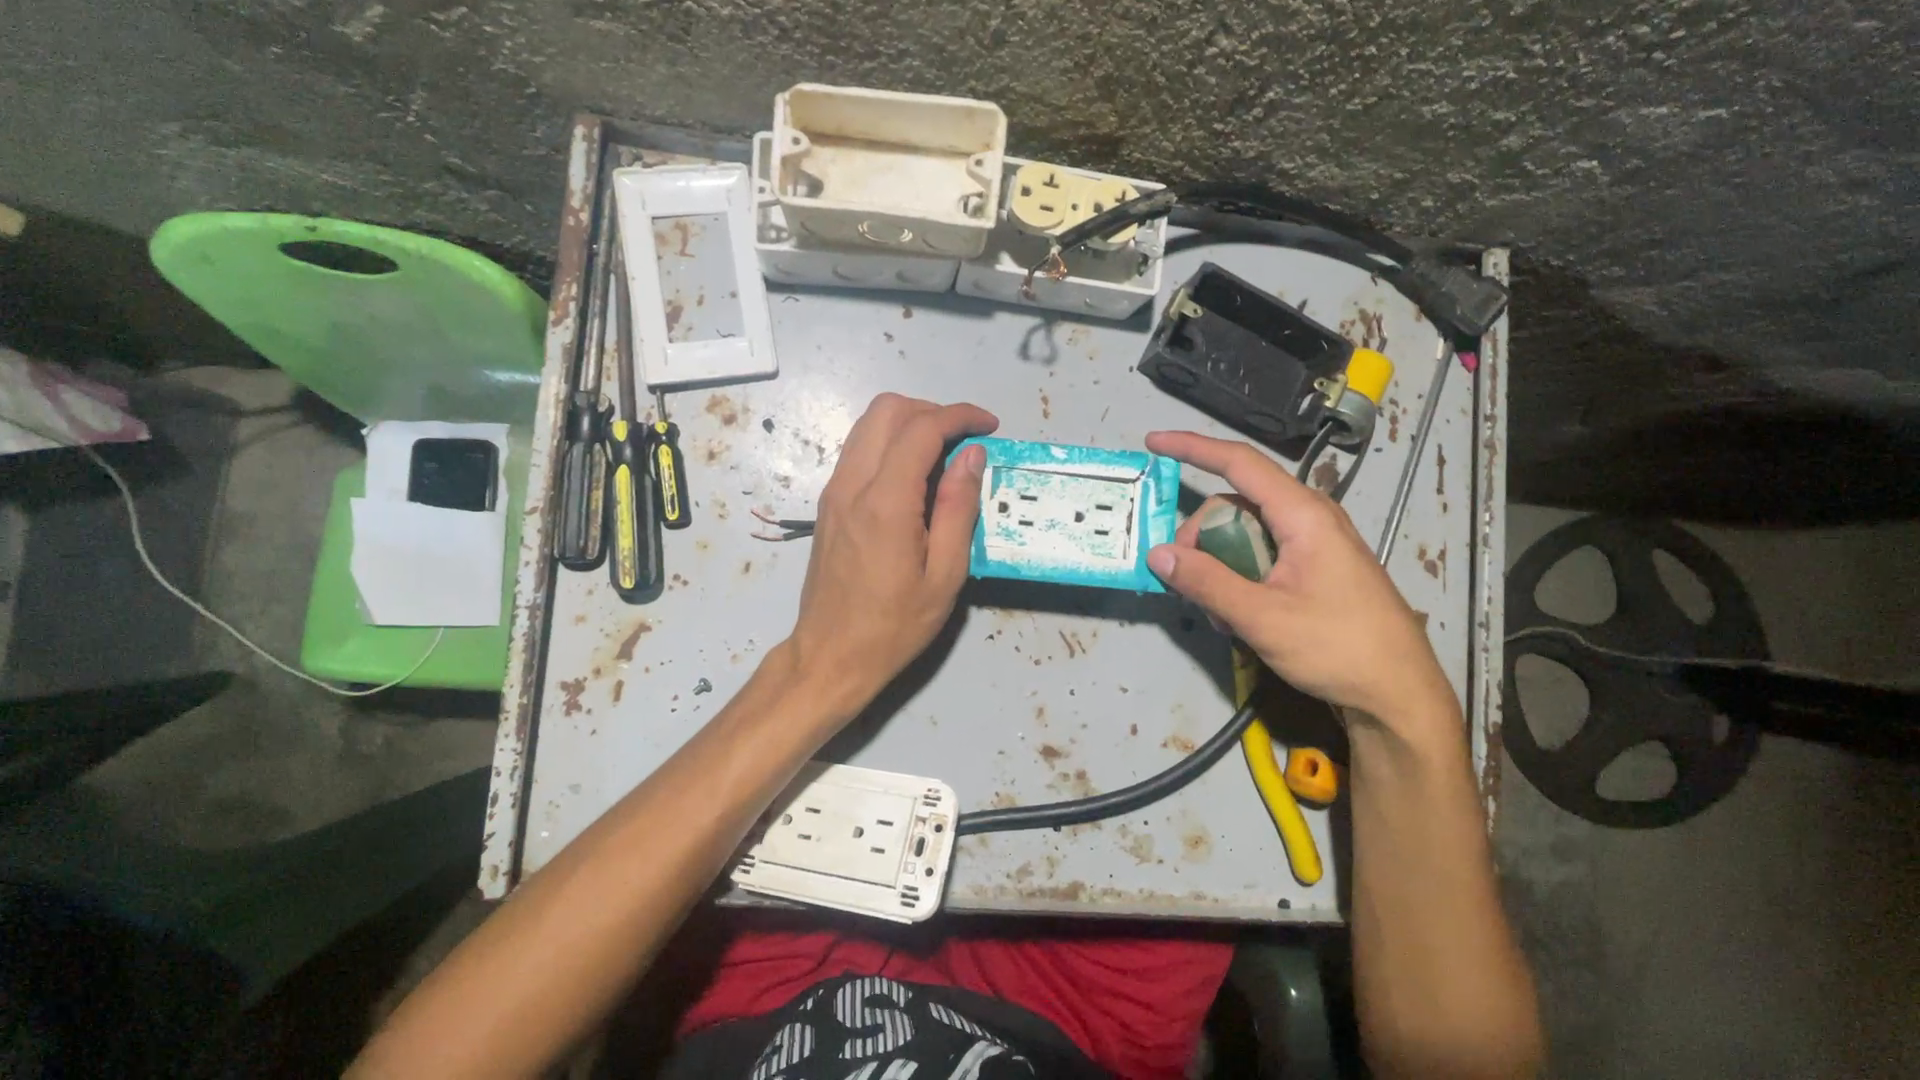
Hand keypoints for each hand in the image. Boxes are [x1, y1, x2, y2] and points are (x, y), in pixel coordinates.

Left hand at [786, 394, 997, 715]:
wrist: (831, 654)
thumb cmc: (894, 625)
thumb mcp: (945, 575)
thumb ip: (958, 508)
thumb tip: (972, 456)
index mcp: (885, 503)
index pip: (922, 429)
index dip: (960, 416)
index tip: (989, 427)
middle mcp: (852, 485)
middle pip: (887, 410)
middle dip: (932, 411)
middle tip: (965, 439)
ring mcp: (834, 491)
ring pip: (867, 425)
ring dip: (908, 423)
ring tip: (944, 453)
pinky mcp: (828, 503)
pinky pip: (858, 451)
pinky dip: (889, 444)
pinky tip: (915, 476)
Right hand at [1143, 431, 1454, 725]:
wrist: (1399, 693)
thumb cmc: (1338, 647)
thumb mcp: (1262, 617)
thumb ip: (1207, 582)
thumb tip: (1157, 554)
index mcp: (1303, 515)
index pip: (1240, 463)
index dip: (1193, 448)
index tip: (1154, 443)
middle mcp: (1310, 518)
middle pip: (1235, 505)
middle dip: (1201, 537)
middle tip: (1185, 580)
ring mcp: (1315, 544)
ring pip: (1246, 533)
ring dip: (1219, 565)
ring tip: (1218, 614)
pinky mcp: (1317, 569)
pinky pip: (1264, 556)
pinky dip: (1239, 578)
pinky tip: (1236, 618)